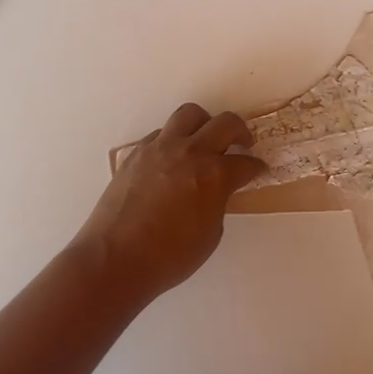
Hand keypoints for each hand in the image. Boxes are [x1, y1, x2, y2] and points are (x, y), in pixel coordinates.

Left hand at [73, 103, 265, 307]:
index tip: (257, 170)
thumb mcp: (210, 234)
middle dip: (240, 132)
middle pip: (225, 123)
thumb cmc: (169, 257)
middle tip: (242, 144)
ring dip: (204, 124)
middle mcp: (191, 152)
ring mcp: (161, 148)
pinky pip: (161, 134)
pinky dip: (173, 141)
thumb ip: (217, 204)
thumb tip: (214, 192)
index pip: (246, 163)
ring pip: (190, 114)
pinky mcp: (137, 153)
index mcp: (214, 175)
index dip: (255, 167)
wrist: (115, 259)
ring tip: (204, 139)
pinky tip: (172, 160)